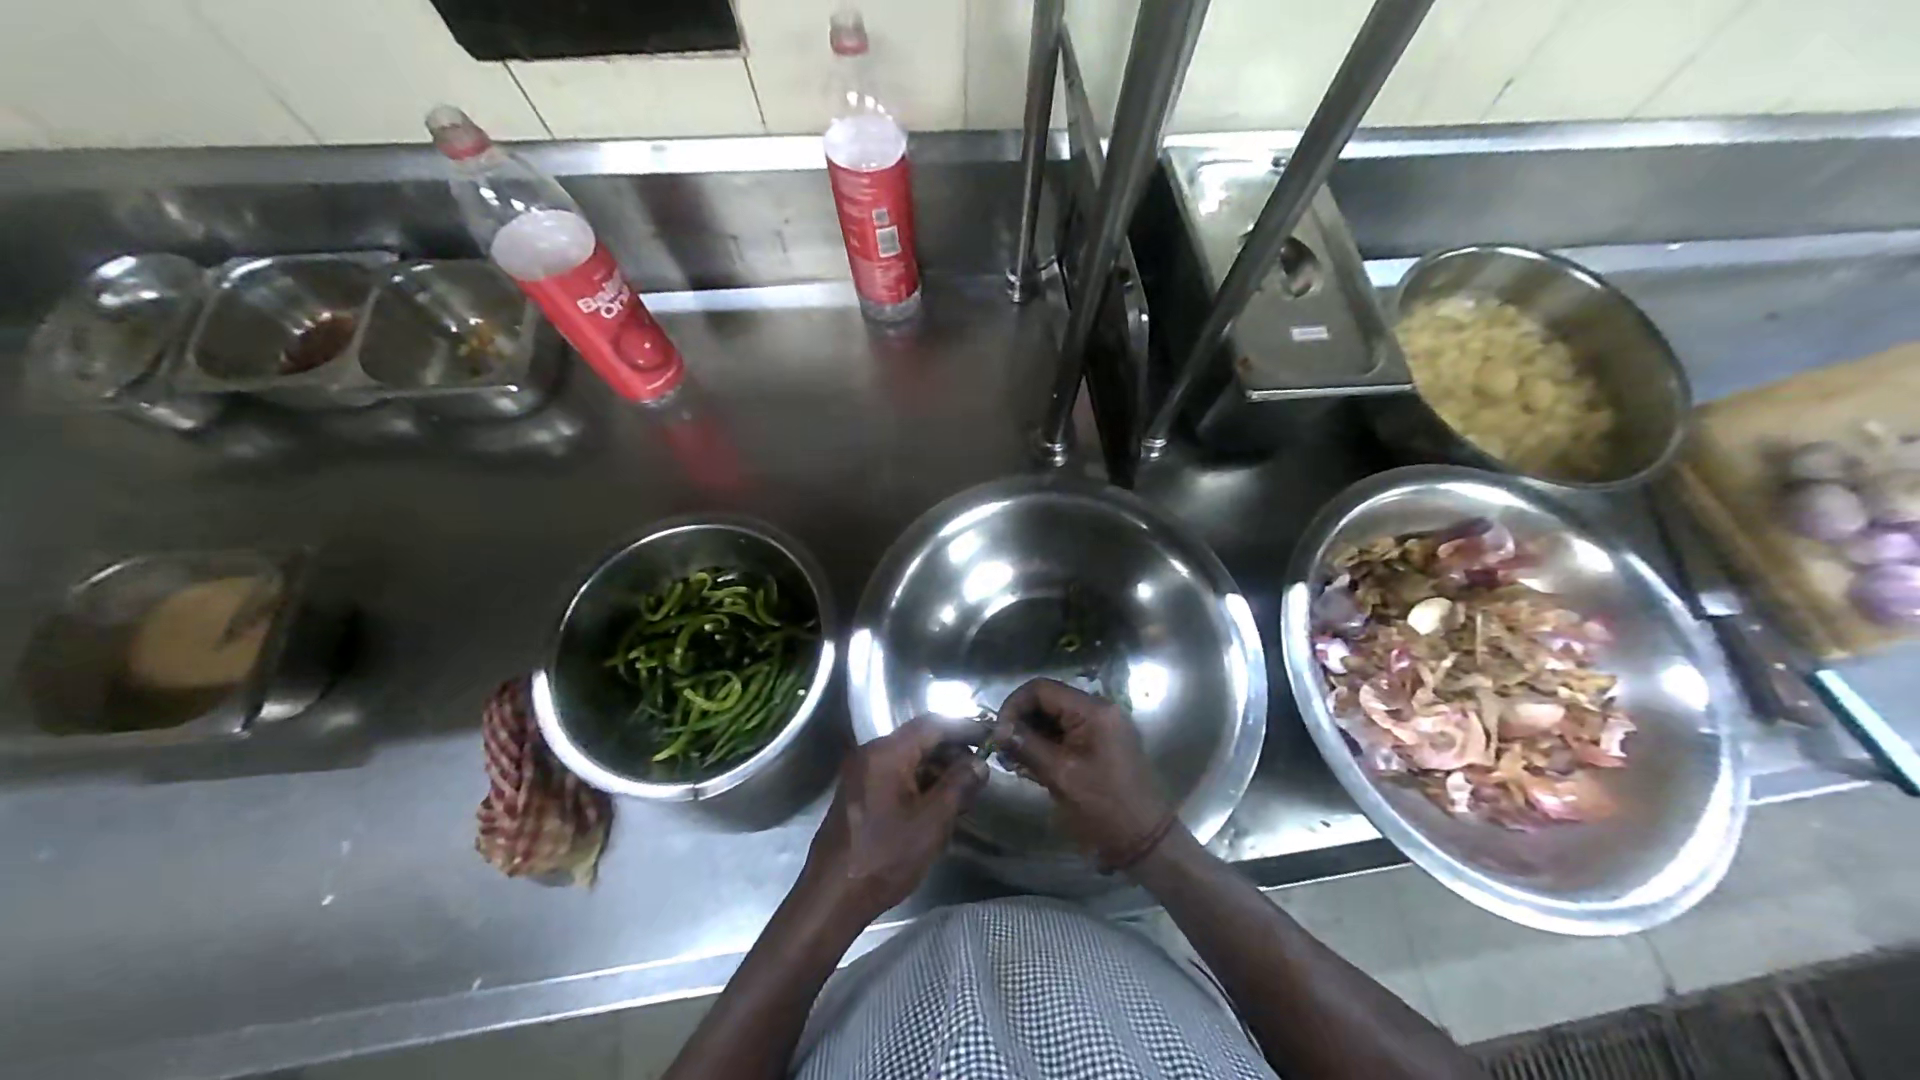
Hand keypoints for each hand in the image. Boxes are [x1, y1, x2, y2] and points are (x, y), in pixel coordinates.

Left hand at [803, 716, 986, 921]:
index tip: (990, 737)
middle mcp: (870, 754)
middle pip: (919, 739)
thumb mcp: (931, 822)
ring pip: (908, 759)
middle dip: (952, 752)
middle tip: (980, 771)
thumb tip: (979, 763)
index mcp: (886, 753)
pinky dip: (919, 783)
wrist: (832, 897)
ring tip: (965, 793)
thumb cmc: (885, 857)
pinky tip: (938, 805)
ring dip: (937, 770)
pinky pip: (895, 775)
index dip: (964, 728)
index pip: (932, 724)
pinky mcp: (858, 794)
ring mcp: (861, 774)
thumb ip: (959, 786)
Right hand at [995, 678, 1176, 871]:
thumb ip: (1027, 746)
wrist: (1145, 842)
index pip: (1042, 689)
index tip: (998, 733)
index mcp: (1093, 711)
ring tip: (1014, 761)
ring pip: (1054, 718)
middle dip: (1022, 721)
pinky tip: (1031, 766)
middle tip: (1003, 750)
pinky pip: (1066, 733)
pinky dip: (1046, 745)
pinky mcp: (1101, 743)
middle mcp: (1099, 710)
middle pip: (1048, 700)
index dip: (1014, 705)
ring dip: (1031, 735)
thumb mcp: (1060, 775)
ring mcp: (1102, 727)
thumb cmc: (1104, 807)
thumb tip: (997, 730)